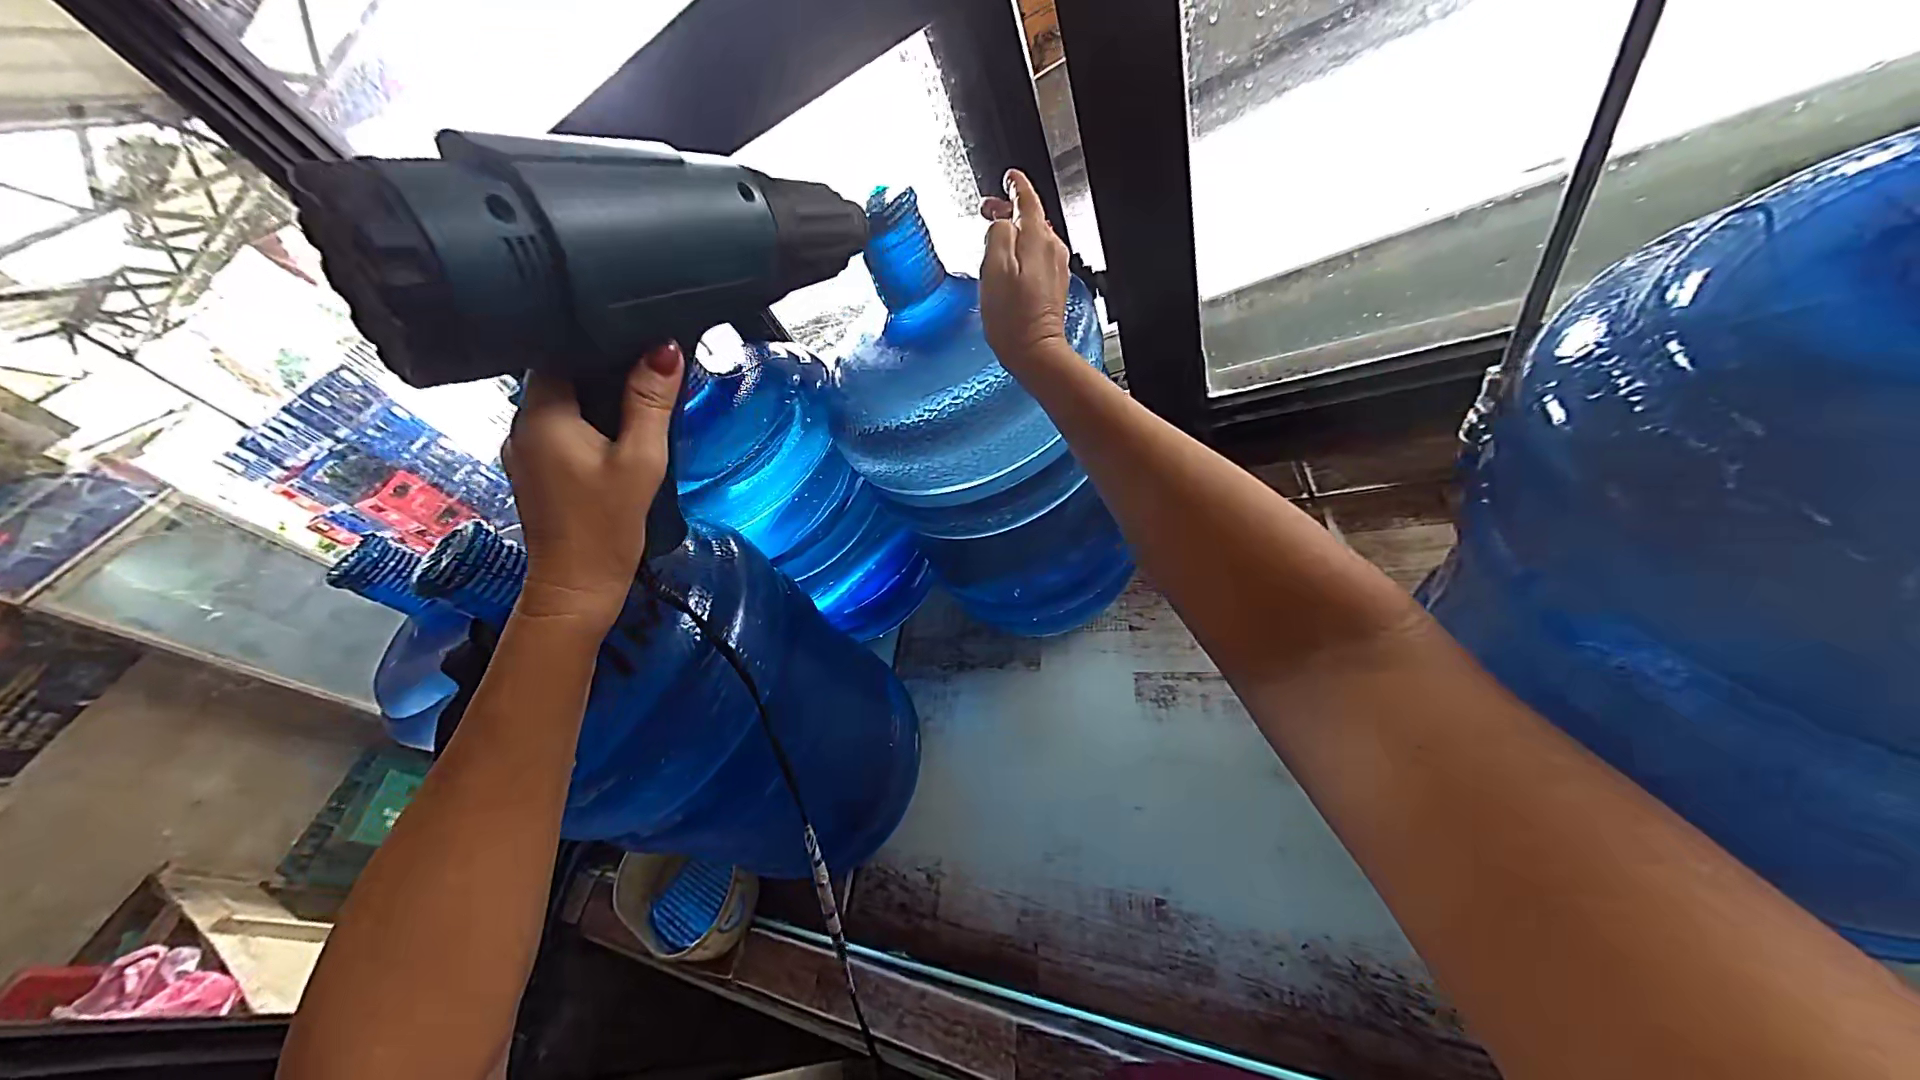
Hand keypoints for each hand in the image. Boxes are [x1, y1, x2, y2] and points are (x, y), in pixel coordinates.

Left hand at [500, 345, 683, 625]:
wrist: (577, 585)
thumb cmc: (607, 525)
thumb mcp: (641, 459)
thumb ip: (651, 402)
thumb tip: (664, 348)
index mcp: (540, 414)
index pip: (558, 351)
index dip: (596, 341)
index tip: (635, 340)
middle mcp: (520, 425)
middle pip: (559, 376)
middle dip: (601, 370)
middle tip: (647, 370)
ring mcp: (523, 449)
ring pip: (560, 404)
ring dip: (595, 398)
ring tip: (638, 399)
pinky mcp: (535, 470)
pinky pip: (559, 429)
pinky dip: (586, 424)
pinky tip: (616, 434)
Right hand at [980, 169, 1074, 374]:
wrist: (1035, 351)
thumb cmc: (1012, 317)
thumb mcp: (994, 268)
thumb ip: (996, 234)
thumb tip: (999, 222)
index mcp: (1036, 239)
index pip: (1028, 199)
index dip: (1015, 185)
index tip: (1009, 178)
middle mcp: (1051, 249)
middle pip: (1031, 217)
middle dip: (1010, 211)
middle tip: (987, 212)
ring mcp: (1055, 268)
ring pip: (1034, 237)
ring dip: (1015, 233)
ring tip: (993, 239)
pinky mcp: (1053, 285)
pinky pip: (1037, 258)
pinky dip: (1022, 252)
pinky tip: (1008, 266)